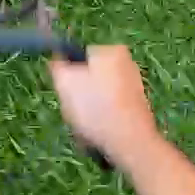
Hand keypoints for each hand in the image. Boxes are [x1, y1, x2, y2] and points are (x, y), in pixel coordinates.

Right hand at [48, 45, 161, 169]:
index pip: (79, 56)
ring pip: (97, 97)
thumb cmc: (95, 109)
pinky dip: (101, 121)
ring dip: (87, 112)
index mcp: (112, 51)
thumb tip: (57, 60)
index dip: (67, 75)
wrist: (130, 143)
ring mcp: (134, 87)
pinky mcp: (137, 108)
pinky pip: (109, 111)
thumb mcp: (65, 83)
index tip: (65, 92)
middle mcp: (128, 64)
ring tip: (86, 126)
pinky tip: (98, 133)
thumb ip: (57, 66)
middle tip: (75, 111)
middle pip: (89, 77)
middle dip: (78, 96)